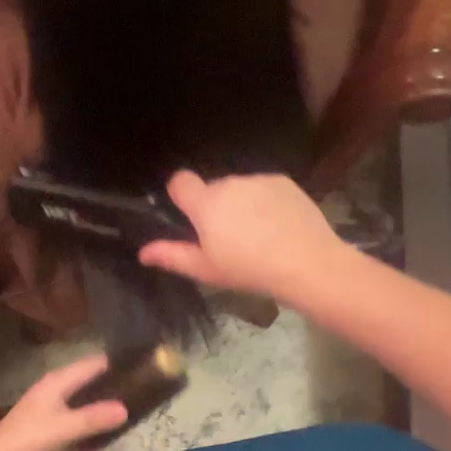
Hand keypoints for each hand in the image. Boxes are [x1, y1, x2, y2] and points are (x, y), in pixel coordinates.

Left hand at [0, 356, 129, 450]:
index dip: (115, 364)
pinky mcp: (54, 429)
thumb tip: (126, 409)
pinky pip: (80, 422)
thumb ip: (94, 418)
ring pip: (86, 403)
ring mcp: (54, 410)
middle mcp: (57, 390)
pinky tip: (110, 433)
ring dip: (104, 409)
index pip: (92, 364)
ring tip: (135, 412)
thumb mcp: (64, 427)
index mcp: (57, 382)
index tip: (142, 368)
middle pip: (91, 383)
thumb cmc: (30, 439)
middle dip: (113, 388)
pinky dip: (94, 426)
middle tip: (144, 394)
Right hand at [139, 171, 345, 299]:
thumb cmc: (249, 270)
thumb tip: (143, 252)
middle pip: (212, 189)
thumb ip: (172, 256)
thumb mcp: (206, 270)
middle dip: (214, 208)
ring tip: (256, 236)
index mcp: (206, 204)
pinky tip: (276, 227)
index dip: (180, 196)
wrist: (307, 263)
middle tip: (227, 240)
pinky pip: (263, 188)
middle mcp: (230, 183)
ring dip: (239, 205)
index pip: (180, 181)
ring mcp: (259, 180)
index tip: (190, 219)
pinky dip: (264, 202)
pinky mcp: (283, 182)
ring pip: (239, 189)